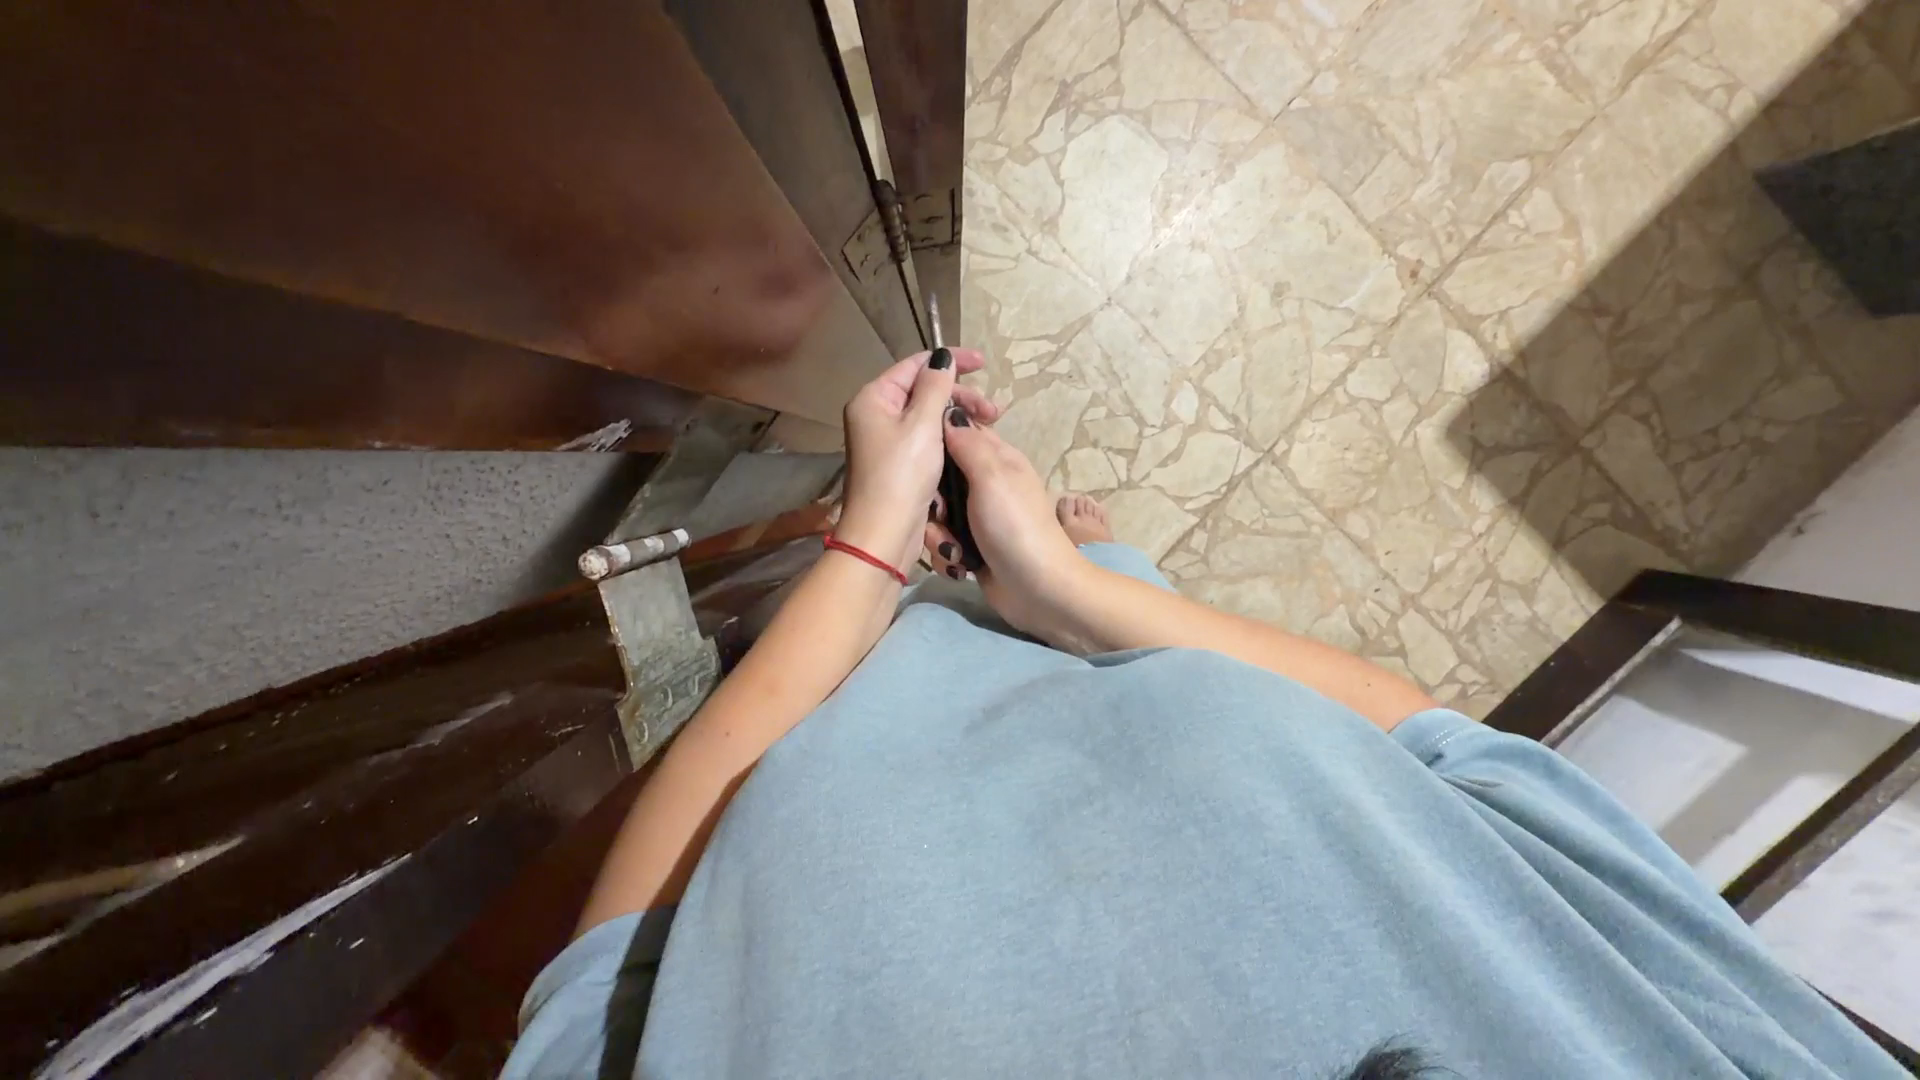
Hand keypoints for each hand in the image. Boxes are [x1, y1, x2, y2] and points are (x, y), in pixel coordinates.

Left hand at [838, 348, 997, 570]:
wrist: (883, 535)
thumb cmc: (901, 476)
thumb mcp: (921, 425)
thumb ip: (935, 387)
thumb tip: (942, 358)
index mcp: (874, 398)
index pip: (915, 365)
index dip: (951, 360)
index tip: (984, 363)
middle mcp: (876, 415)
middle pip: (923, 391)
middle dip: (960, 395)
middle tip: (992, 411)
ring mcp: (887, 441)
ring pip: (929, 416)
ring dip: (958, 417)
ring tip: (988, 426)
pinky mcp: (900, 464)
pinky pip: (928, 439)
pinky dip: (950, 437)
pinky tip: (971, 442)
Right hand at [924, 415, 1087, 638]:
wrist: (1039, 591)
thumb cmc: (1016, 527)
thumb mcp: (991, 476)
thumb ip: (967, 444)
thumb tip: (947, 412)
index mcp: (997, 459)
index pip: (956, 433)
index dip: (934, 444)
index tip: (921, 463)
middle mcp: (986, 485)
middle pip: (939, 479)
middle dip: (931, 502)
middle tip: (940, 515)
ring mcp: (979, 519)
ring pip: (937, 516)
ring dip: (937, 535)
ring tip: (952, 549)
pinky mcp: (973, 549)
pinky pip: (944, 544)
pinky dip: (948, 556)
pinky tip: (959, 567)